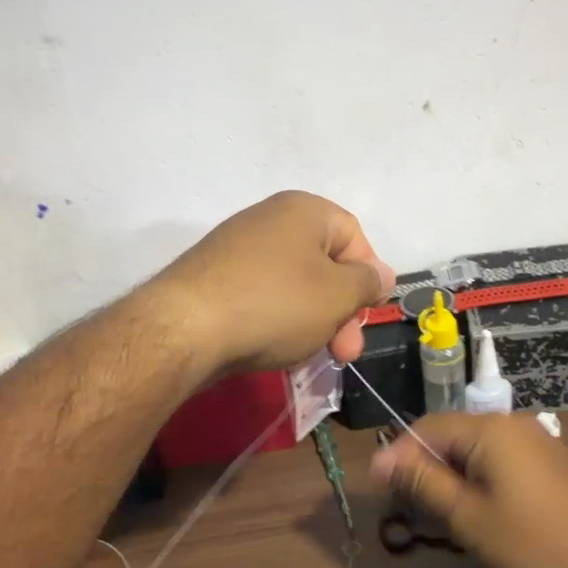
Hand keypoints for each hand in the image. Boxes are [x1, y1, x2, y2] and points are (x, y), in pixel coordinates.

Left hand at [150, 191, 395, 372]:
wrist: (186, 328)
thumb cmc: (275, 304)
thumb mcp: (337, 296)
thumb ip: (367, 283)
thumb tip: (381, 273)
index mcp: (303, 210)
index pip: (354, 237)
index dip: (367, 278)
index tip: (365, 317)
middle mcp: (269, 220)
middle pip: (323, 265)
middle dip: (340, 312)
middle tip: (343, 354)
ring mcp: (237, 250)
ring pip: (293, 287)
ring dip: (311, 323)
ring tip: (307, 357)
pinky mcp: (214, 280)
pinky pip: (261, 298)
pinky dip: (276, 323)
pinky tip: (275, 352)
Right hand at [370, 414, 567, 567]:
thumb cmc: (533, 543)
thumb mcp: (468, 516)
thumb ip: (424, 481)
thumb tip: (380, 458)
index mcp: (489, 429)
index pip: (427, 427)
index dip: (399, 454)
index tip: (380, 487)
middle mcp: (513, 424)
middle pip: (452, 434)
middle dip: (425, 464)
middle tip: (407, 504)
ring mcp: (537, 440)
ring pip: (477, 448)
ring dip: (452, 473)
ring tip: (440, 510)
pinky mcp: (552, 461)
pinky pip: (502, 458)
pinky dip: (480, 477)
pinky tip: (479, 509)